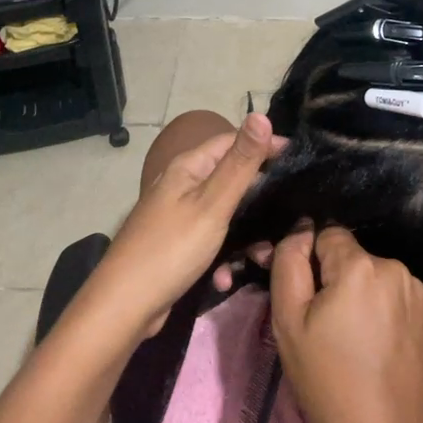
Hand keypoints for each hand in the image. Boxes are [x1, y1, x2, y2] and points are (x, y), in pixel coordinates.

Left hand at [87, 114, 284, 336]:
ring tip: (261, 257)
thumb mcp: (213, 204)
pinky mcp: (177, 245)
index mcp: (188, 167)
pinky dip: (222, 257)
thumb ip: (240, 162)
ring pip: (224, 215)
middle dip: (259, 198)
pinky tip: (226, 278)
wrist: (123, 307)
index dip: (264, 145)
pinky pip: (210, 241)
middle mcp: (181, 185)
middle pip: (230, 179)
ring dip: (244, 235)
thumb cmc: (171, 248)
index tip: (298, 160)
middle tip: (287, 216)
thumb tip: (261, 115)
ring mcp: (177, 216)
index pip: (232, 141)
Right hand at [271, 226, 422, 422]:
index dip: (314, 265)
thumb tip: (300, 230)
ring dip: (366, 297)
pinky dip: (389, 313)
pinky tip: (382, 347)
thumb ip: (289, 264)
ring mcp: (420, 292)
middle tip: (331, 328)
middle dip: (341, 282)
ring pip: (378, 278)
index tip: (311, 301)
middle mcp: (395, 267)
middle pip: (355, 259)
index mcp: (359, 265)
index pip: (328, 235)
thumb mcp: (289, 323)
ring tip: (358, 341)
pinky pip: (400, 298)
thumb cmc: (328, 380)